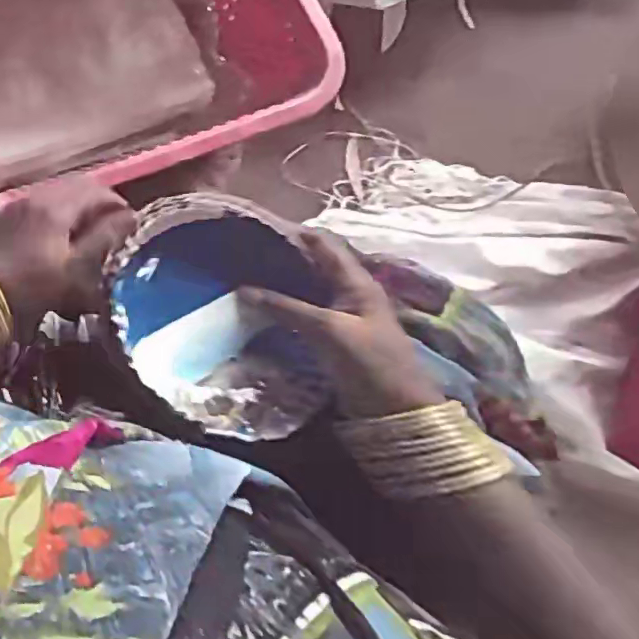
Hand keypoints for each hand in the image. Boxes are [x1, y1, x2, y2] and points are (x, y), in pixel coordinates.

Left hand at [0, 180, 136, 333]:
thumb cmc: (31, 285)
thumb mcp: (76, 267)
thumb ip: (105, 238)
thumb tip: (129, 217)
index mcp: (57, 204)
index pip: (99, 190)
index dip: (119, 206)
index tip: (131, 228)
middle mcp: (37, 195)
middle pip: (77, 188)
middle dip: (99, 205)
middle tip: (111, 231)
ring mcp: (18, 204)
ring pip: (58, 196)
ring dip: (77, 210)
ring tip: (87, 238)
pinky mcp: (5, 216)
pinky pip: (40, 206)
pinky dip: (57, 215)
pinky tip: (59, 239)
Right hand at [238, 229, 443, 418]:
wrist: (396, 411)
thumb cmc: (371, 362)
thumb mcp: (327, 330)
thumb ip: (285, 308)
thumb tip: (242, 289)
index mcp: (356, 281)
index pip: (323, 243)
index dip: (293, 232)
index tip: (257, 227)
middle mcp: (347, 290)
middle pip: (311, 261)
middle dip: (280, 253)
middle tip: (243, 249)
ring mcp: (339, 312)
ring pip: (303, 284)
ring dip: (277, 278)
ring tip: (243, 271)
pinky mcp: (330, 331)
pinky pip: (301, 306)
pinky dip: (280, 300)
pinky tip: (258, 301)